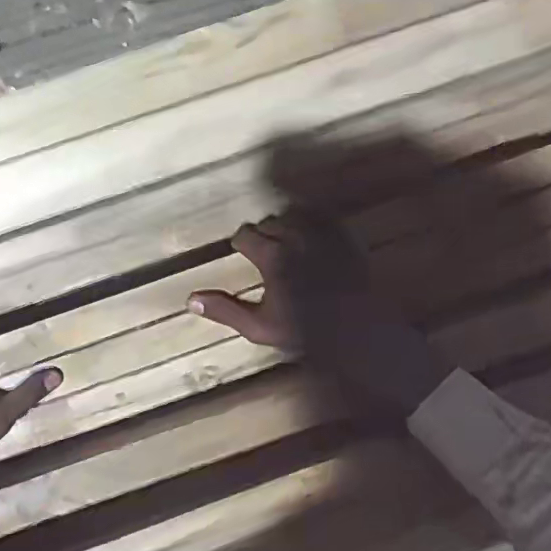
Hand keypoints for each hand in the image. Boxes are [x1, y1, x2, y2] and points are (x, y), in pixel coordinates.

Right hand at [188, 213, 452, 417]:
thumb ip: (225, 309)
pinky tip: (315, 241)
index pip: (245, 235)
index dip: (241, 244)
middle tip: (263, 251)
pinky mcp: (347, 240)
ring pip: (296, 217)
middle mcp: (296, 238)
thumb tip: (190, 299)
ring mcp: (324, 237)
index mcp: (271, 256)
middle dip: (263, 233)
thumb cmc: (304, 332)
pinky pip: (325, 221)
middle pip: (270, 222)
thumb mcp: (258, 326)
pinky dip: (315, 226)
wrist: (360, 332)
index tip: (242, 253)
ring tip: (286, 243)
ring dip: (287, 227)